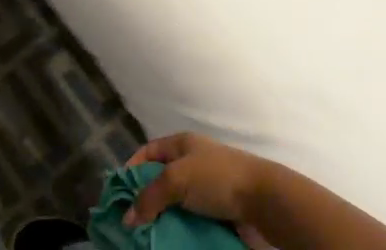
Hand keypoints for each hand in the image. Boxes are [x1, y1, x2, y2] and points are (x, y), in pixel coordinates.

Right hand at [123, 133, 268, 228]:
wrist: (266, 201)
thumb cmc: (217, 178)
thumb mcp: (176, 180)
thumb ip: (149, 197)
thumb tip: (127, 219)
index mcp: (182, 145)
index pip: (148, 153)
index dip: (132, 168)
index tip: (120, 191)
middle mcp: (193, 164)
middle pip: (161, 181)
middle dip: (146, 200)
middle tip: (131, 221)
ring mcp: (207, 190)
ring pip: (177, 205)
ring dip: (164, 220)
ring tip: (149, 236)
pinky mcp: (219, 213)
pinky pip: (193, 221)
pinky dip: (182, 231)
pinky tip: (171, 240)